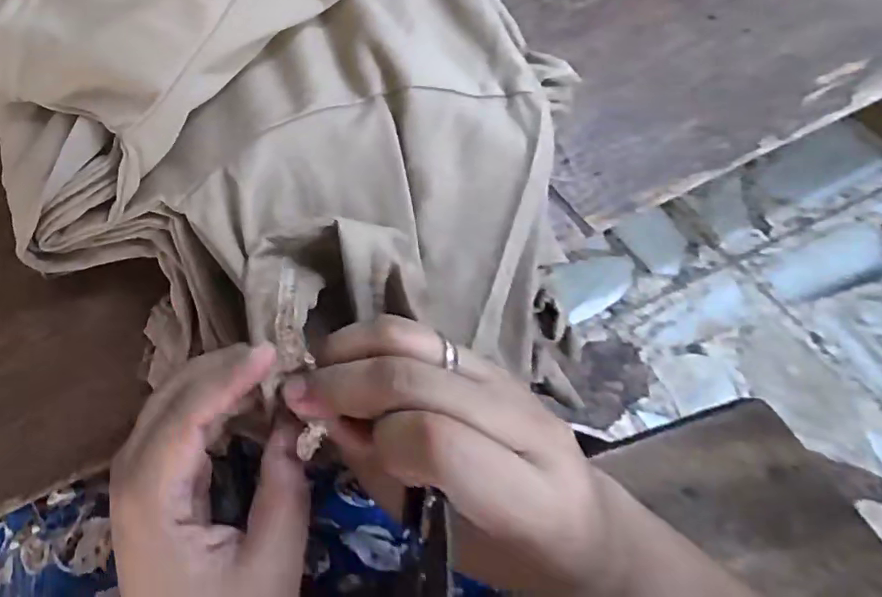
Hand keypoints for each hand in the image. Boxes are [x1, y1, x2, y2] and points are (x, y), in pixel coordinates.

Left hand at [110, 344, 309, 596]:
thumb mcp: (267, 571)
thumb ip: (284, 493)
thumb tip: (293, 426)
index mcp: (148, 490)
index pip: (188, 410)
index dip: (230, 375)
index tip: (270, 351)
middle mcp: (130, 468)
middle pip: (172, 394)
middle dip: (222, 368)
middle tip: (274, 357)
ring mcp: (133, 472)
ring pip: (171, 401)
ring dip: (216, 380)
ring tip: (265, 373)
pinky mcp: (147, 479)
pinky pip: (175, 423)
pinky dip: (210, 404)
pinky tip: (243, 402)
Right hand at [283, 316, 623, 594]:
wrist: (582, 526)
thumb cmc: (509, 551)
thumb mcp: (443, 537)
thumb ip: (383, 473)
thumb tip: (326, 416)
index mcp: (528, 495)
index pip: (436, 438)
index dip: (376, 435)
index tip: (332, 435)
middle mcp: (521, 421)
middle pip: (413, 374)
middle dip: (343, 380)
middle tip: (299, 394)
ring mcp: (504, 377)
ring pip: (410, 334)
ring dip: (349, 345)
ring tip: (319, 368)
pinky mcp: (485, 355)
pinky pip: (415, 329)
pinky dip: (368, 338)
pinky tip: (348, 358)